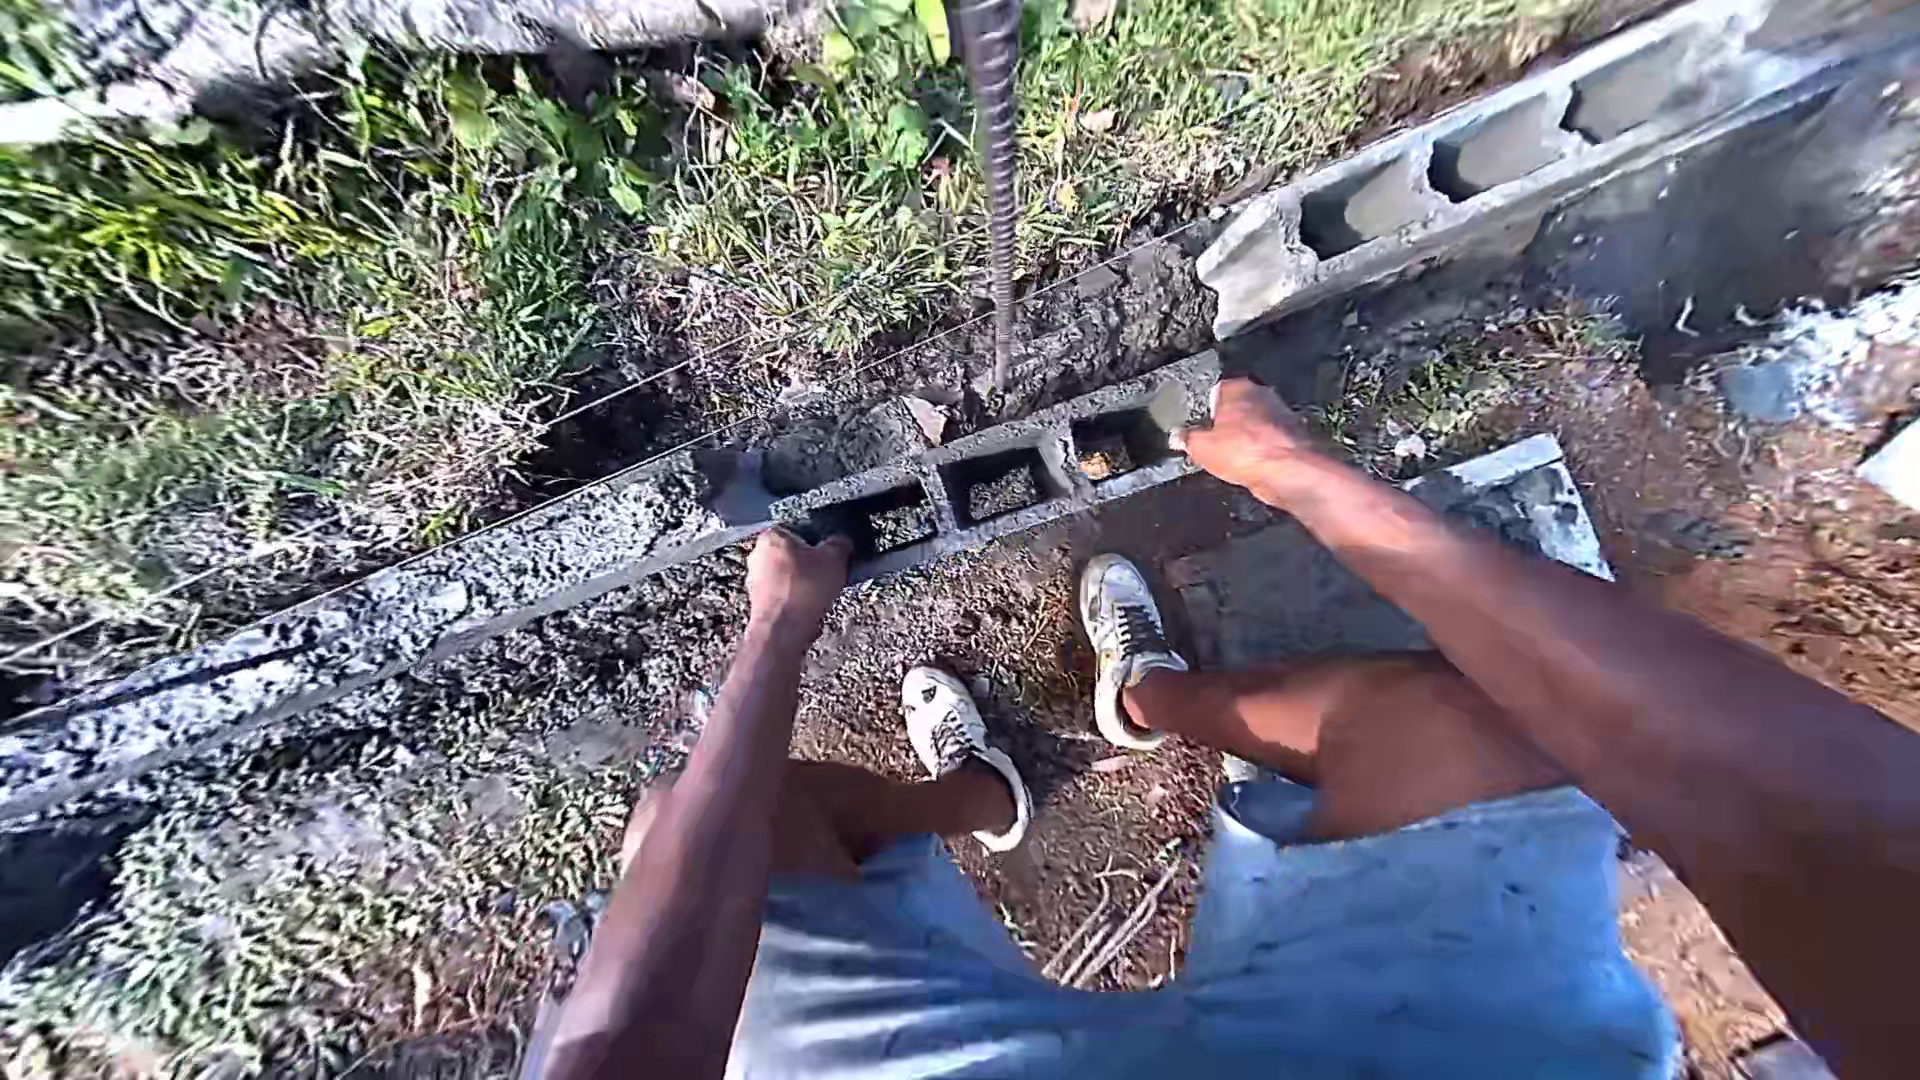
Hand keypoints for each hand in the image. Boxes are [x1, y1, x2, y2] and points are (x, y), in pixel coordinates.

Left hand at [746, 527, 851, 634]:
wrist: (784, 630)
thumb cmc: (803, 590)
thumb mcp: (835, 558)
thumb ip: (839, 544)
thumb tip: (842, 541)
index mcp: (772, 536)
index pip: (799, 529)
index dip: (820, 541)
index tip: (833, 552)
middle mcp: (758, 556)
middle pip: (794, 554)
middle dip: (813, 564)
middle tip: (832, 573)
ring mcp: (756, 581)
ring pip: (790, 576)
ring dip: (806, 584)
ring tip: (824, 593)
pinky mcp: (760, 603)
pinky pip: (786, 596)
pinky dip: (798, 601)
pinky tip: (812, 607)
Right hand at [1173, 377, 1326, 503]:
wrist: (1287, 471)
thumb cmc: (1246, 450)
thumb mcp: (1199, 447)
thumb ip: (1186, 439)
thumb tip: (1178, 437)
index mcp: (1238, 388)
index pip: (1214, 391)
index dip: (1203, 410)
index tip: (1195, 426)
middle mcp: (1262, 395)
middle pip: (1235, 408)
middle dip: (1224, 425)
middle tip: (1209, 444)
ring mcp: (1280, 414)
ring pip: (1252, 425)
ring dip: (1242, 440)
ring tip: (1228, 459)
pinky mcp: (1292, 436)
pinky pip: (1266, 442)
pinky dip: (1257, 452)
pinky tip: (1248, 466)